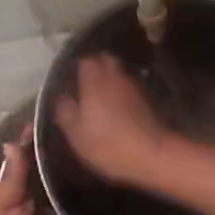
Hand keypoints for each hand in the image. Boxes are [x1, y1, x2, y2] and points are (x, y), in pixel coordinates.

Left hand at [0, 128, 87, 214]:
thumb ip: (8, 182)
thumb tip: (11, 144)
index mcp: (4, 207)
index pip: (13, 170)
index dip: (22, 148)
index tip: (37, 121)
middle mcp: (30, 205)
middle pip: (36, 172)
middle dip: (44, 152)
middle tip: (62, 121)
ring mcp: (55, 210)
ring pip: (57, 179)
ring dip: (63, 162)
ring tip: (78, 130)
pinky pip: (78, 191)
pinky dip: (81, 175)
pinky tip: (91, 152)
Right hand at [54, 54, 169, 185]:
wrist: (152, 153)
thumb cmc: (109, 146)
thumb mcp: (78, 136)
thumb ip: (67, 113)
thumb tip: (62, 99)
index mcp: (95, 85)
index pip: (87, 61)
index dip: (79, 66)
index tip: (73, 78)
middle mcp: (115, 79)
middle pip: (107, 61)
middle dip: (97, 67)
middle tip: (88, 83)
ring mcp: (134, 87)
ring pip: (120, 73)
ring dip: (111, 79)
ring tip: (103, 96)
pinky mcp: (147, 98)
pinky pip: (131, 86)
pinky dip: (123, 91)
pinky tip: (119, 107)